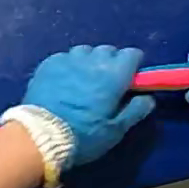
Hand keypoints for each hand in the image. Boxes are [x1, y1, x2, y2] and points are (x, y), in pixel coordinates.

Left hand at [22, 45, 154, 167]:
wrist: (39, 137)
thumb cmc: (83, 135)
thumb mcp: (116, 130)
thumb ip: (136, 110)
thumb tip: (149, 98)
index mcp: (115, 72)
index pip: (133, 54)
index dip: (132, 66)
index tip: (128, 81)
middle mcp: (94, 59)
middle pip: (109, 51)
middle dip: (110, 63)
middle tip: (105, 85)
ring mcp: (70, 58)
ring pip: (86, 51)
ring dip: (89, 62)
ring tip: (82, 81)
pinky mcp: (49, 63)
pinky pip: (65, 57)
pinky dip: (69, 66)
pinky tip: (63, 83)